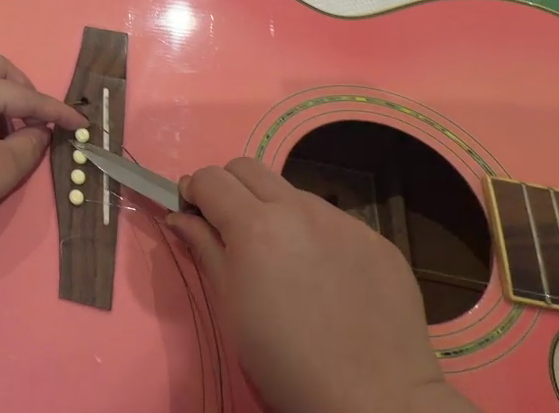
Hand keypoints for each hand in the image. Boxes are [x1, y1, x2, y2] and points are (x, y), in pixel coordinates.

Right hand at [166, 159, 476, 412]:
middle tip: (233, 229)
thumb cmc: (285, 359)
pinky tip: (326, 275)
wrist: (375, 402)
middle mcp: (298, 209)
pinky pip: (334, 220)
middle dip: (231, 188)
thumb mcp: (230, 305)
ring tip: (286, 257)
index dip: (196, 192)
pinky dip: (317, 234)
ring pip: (293, 192)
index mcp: (254, 225)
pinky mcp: (378, 240)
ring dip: (277, 210)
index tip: (197, 216)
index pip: (210, 177)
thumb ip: (204, 248)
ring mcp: (343, 222)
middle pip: (248, 168)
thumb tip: (180, 216)